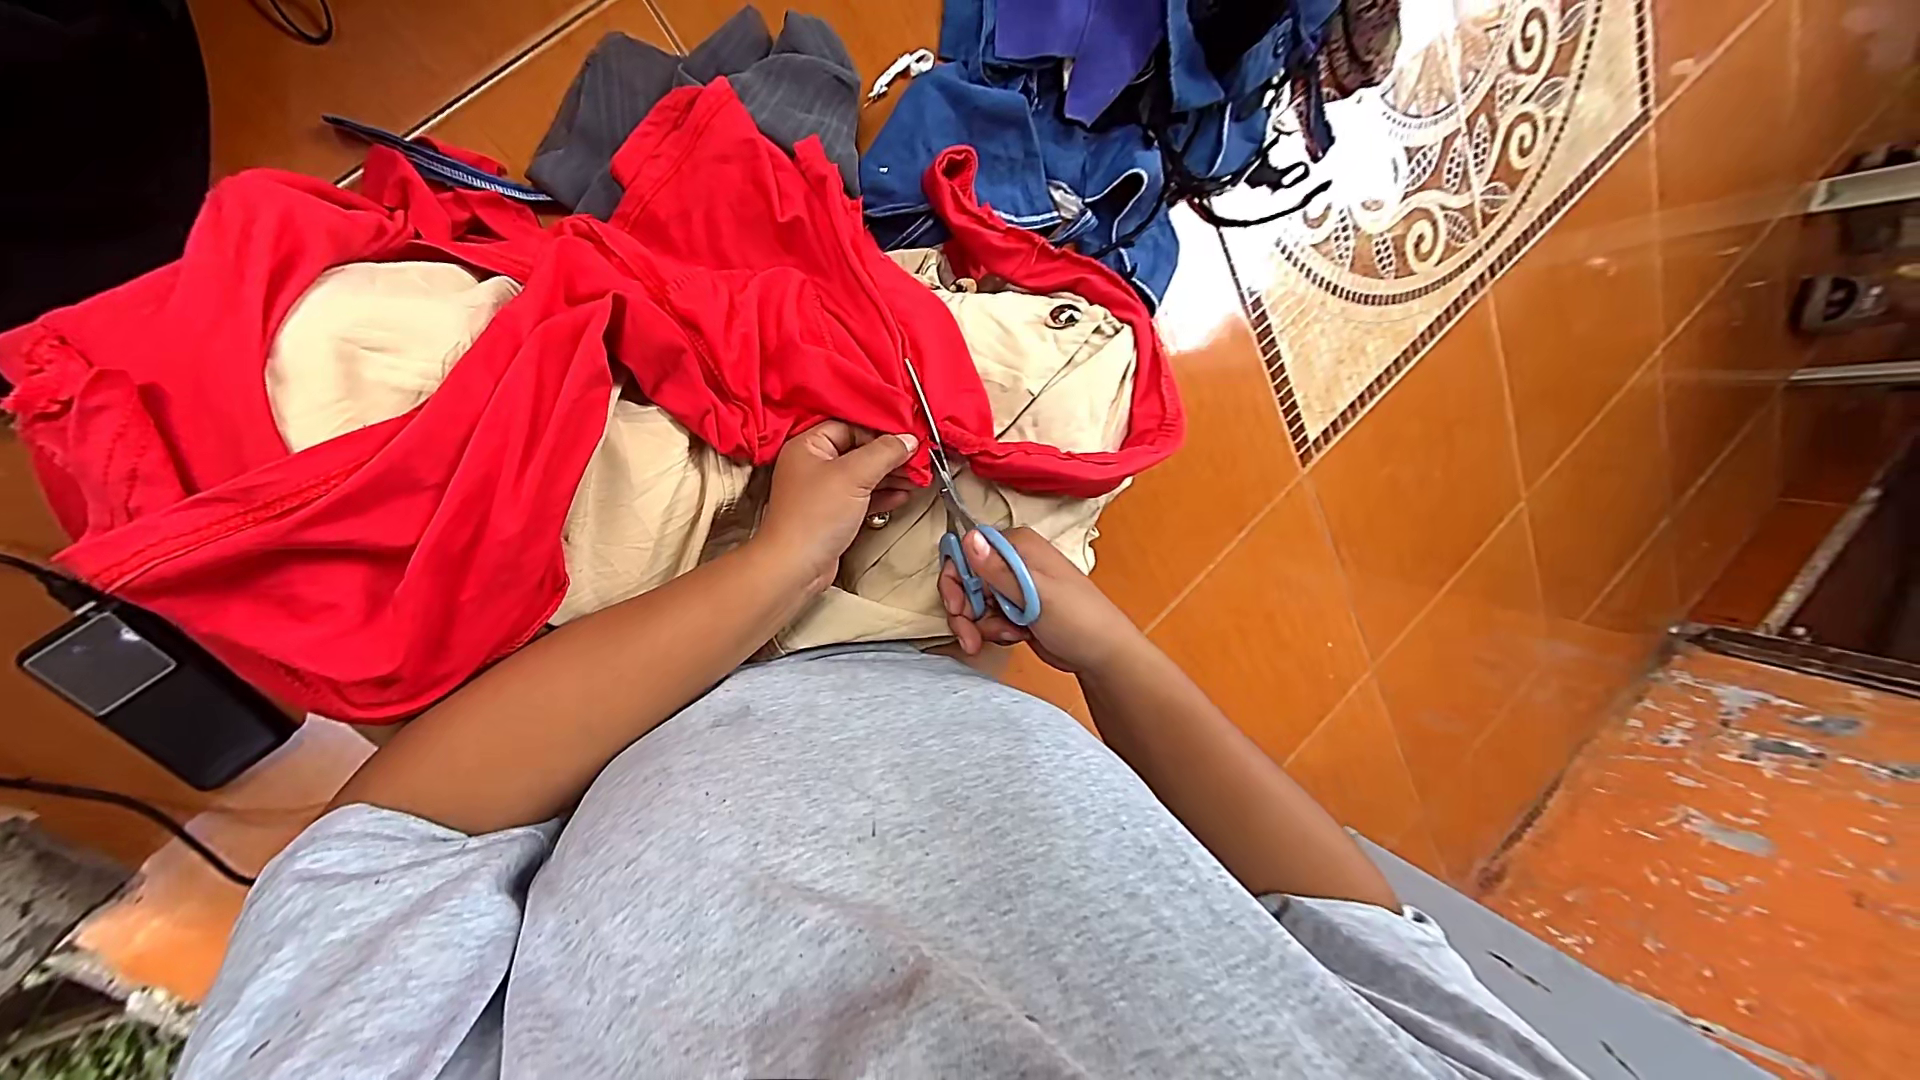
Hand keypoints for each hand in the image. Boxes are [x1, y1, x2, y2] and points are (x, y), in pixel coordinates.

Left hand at [755, 422, 917, 594]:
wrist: (796, 567)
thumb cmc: (812, 519)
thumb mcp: (854, 475)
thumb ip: (884, 453)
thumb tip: (907, 440)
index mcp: (808, 446)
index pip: (850, 426)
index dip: (880, 431)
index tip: (907, 437)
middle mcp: (813, 465)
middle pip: (860, 450)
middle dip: (890, 456)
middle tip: (916, 459)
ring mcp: (823, 490)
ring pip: (864, 475)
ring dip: (891, 476)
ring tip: (916, 478)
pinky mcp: (834, 513)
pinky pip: (863, 497)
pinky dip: (883, 495)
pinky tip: (902, 494)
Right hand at [938, 526, 1146, 675]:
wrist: (1102, 654)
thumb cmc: (1078, 619)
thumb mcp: (1036, 594)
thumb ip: (999, 569)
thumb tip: (969, 538)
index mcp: (1018, 546)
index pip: (968, 550)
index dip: (956, 580)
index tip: (959, 607)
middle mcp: (1014, 561)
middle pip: (966, 579)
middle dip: (966, 610)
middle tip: (972, 634)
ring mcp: (1014, 585)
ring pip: (974, 602)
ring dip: (981, 624)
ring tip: (1006, 635)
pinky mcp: (1016, 607)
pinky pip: (988, 616)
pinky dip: (993, 630)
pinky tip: (1014, 637)